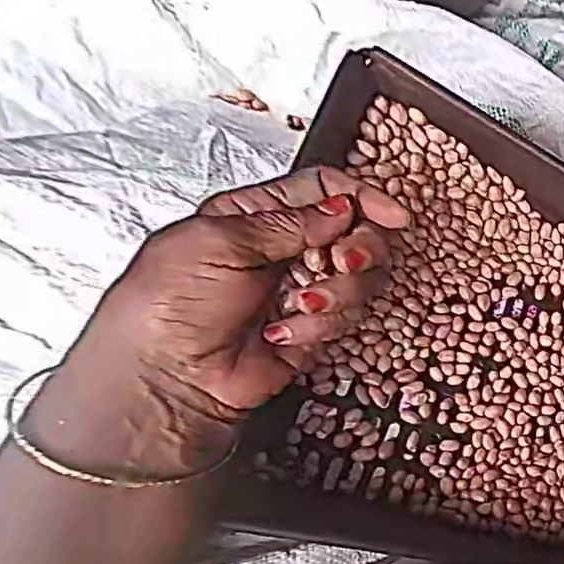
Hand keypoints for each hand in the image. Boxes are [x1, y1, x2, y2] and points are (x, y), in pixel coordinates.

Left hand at [27, 167, 409, 479]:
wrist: (174, 373)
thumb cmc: (169, 304)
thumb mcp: (218, 243)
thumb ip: (287, 222)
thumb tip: (341, 208)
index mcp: (258, 215)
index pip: (325, 190)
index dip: (363, 197)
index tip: (394, 215)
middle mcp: (290, 248)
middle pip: (358, 233)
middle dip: (361, 249)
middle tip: (343, 263)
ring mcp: (309, 286)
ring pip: (362, 277)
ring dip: (339, 293)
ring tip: (300, 306)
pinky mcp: (322, 323)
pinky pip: (351, 315)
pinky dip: (322, 324)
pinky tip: (285, 331)